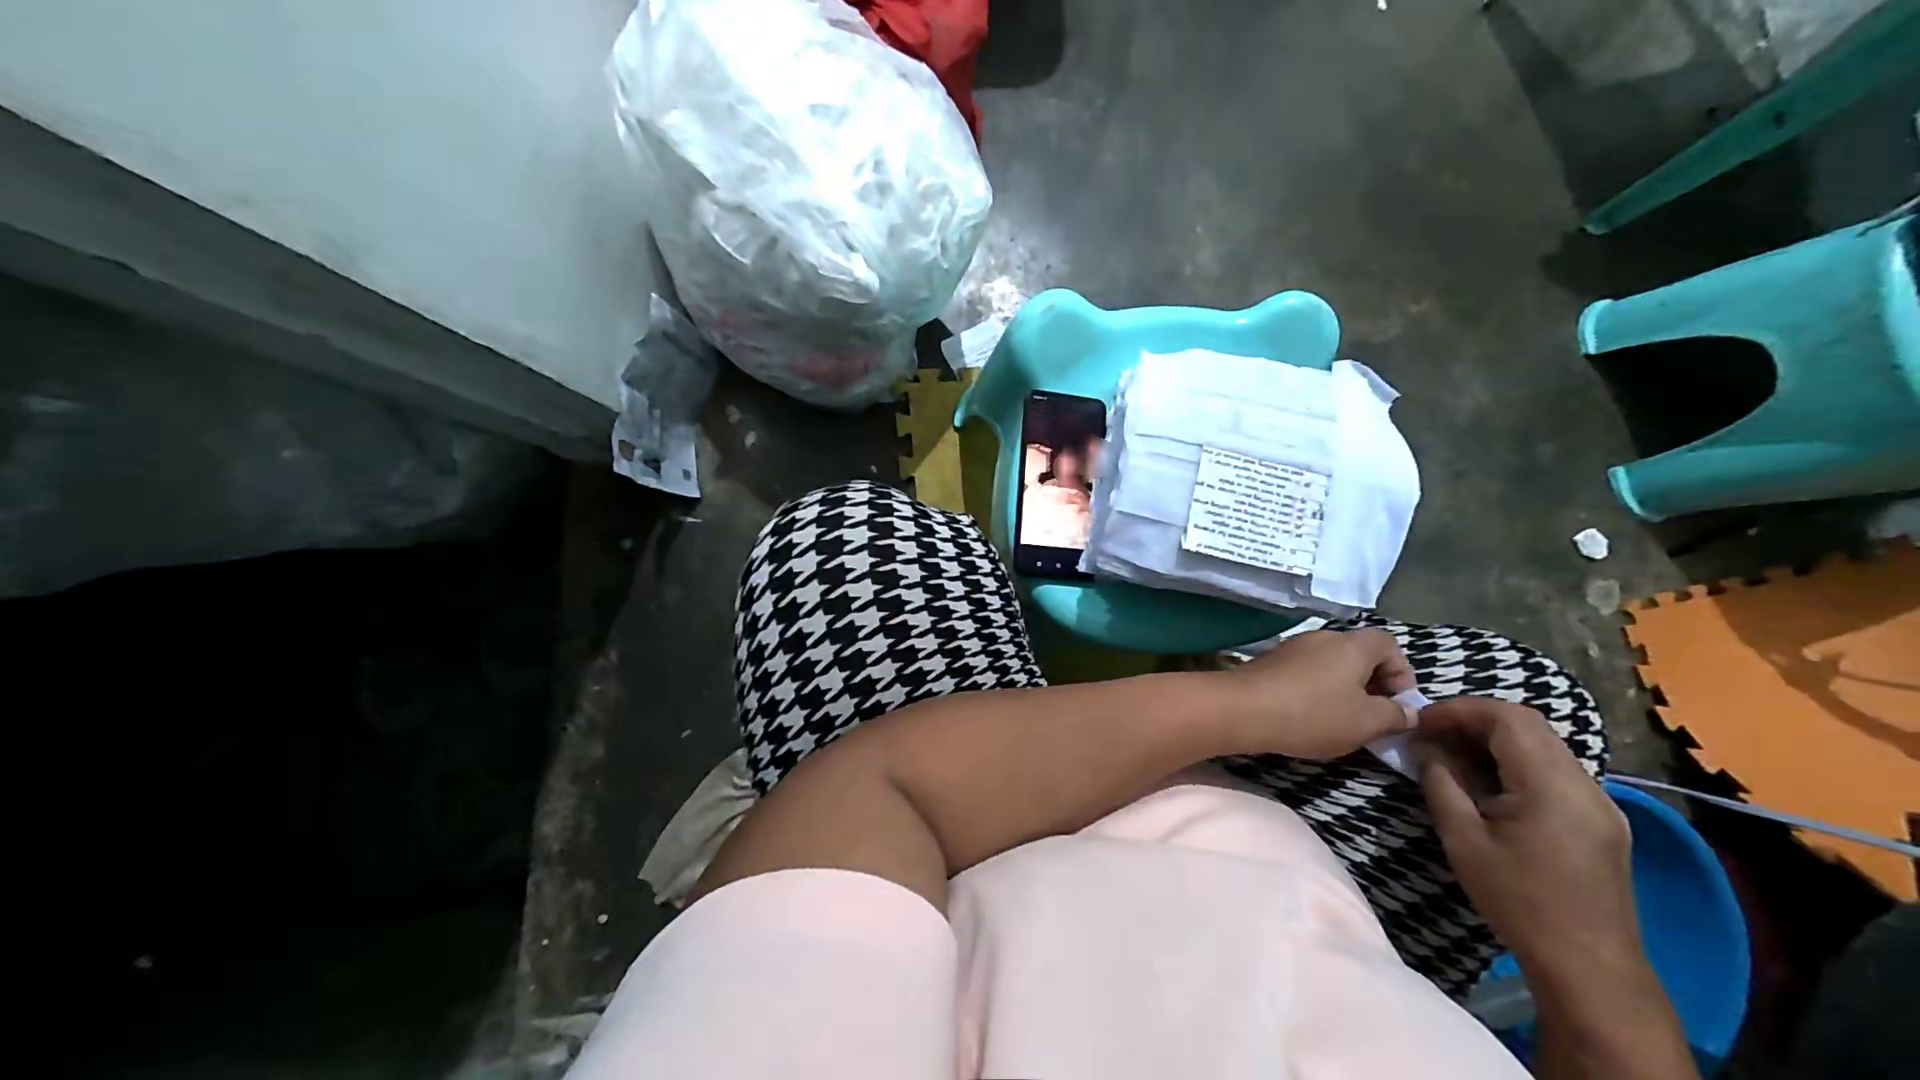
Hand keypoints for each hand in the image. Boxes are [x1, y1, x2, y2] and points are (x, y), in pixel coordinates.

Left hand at [1219, 629, 1417, 758]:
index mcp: (1352, 644)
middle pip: (1359, 653)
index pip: (1389, 644)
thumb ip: (1395, 716)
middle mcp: (1322, 637)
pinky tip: (1308, 716)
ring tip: (1341, 721)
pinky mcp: (1270, 662)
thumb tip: (1408, 711)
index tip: (1398, 705)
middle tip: (1372, 717)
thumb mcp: (1366, 722)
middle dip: (1373, 684)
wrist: (1240, 708)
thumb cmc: (1311, 713)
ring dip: (1343, 689)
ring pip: (1331, 664)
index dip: (1402, 673)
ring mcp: (1292, 647)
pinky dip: (1316, 690)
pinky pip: (1305, 672)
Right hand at [1415, 697, 1638, 987]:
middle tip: (1433, 732)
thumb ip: (1441, 782)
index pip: (1507, 718)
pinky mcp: (1602, 820)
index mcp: (1552, 786)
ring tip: (1454, 753)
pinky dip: (1517, 759)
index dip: (1460, 709)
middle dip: (1476, 718)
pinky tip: (1490, 781)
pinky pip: (1556, 769)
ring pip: (1544, 744)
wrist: (1589, 964)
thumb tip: (1425, 746)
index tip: (1421, 720)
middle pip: (1529, 724)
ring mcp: (1600, 802)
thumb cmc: (1517, 899)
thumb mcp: (1462, 838)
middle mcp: (1585, 785)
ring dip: (1496, 738)